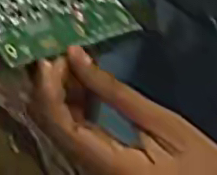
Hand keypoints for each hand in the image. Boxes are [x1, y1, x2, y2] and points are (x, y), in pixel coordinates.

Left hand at [30, 46, 216, 174]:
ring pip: (55, 124)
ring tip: (77, 67)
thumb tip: (73, 53)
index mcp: (109, 166)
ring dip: (59, 92)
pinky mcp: (100, 168)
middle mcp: (91, 170)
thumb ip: (116, 92)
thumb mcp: (171, 130)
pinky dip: (71, 107)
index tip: (53, 56)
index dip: (46, 84)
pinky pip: (71, 133)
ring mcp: (93, 170)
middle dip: (49, 83)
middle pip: (47, 120)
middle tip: (64, 55)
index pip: (54, 120)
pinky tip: (86, 89)